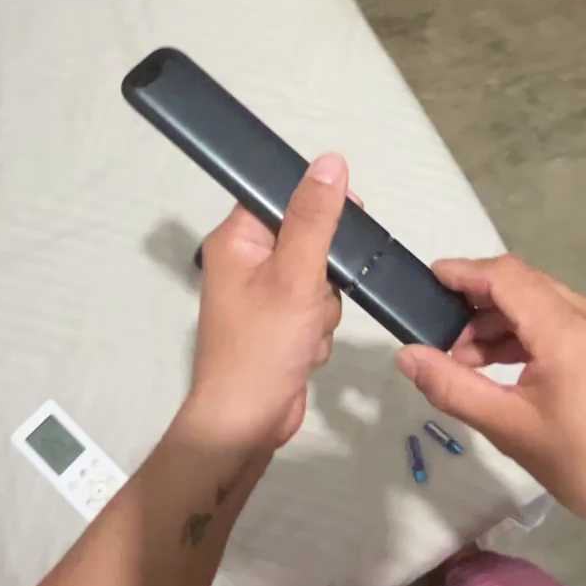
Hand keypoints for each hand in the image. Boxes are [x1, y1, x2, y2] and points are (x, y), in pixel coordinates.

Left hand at [183, 154, 348, 449]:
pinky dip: (319, 327)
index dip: (317, 202)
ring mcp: (264, 296)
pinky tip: (307, 349)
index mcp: (237, 240)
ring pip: (319, 276)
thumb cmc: (264, 345)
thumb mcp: (295, 275)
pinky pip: (315, 307)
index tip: (349, 218)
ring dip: (324, 304)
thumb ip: (315, 217)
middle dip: (325, 270)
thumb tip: (331, 161)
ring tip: (306, 329)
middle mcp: (246, 262)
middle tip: (316, 292)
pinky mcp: (280, 324)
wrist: (247, 424)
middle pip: (307, 238)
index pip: (280, 196)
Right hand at [394, 256, 585, 539]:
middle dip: (477, 305)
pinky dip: (527, 336)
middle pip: (524, 286)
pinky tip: (504, 369)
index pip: (507, 277)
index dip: (464, 272)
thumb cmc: (583, 466)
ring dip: (501, 324)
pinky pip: (562, 323)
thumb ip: (452, 386)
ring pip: (542, 304)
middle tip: (442, 341)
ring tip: (467, 364)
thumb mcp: (508, 427)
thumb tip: (405, 355)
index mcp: (569, 330)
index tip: (427, 279)